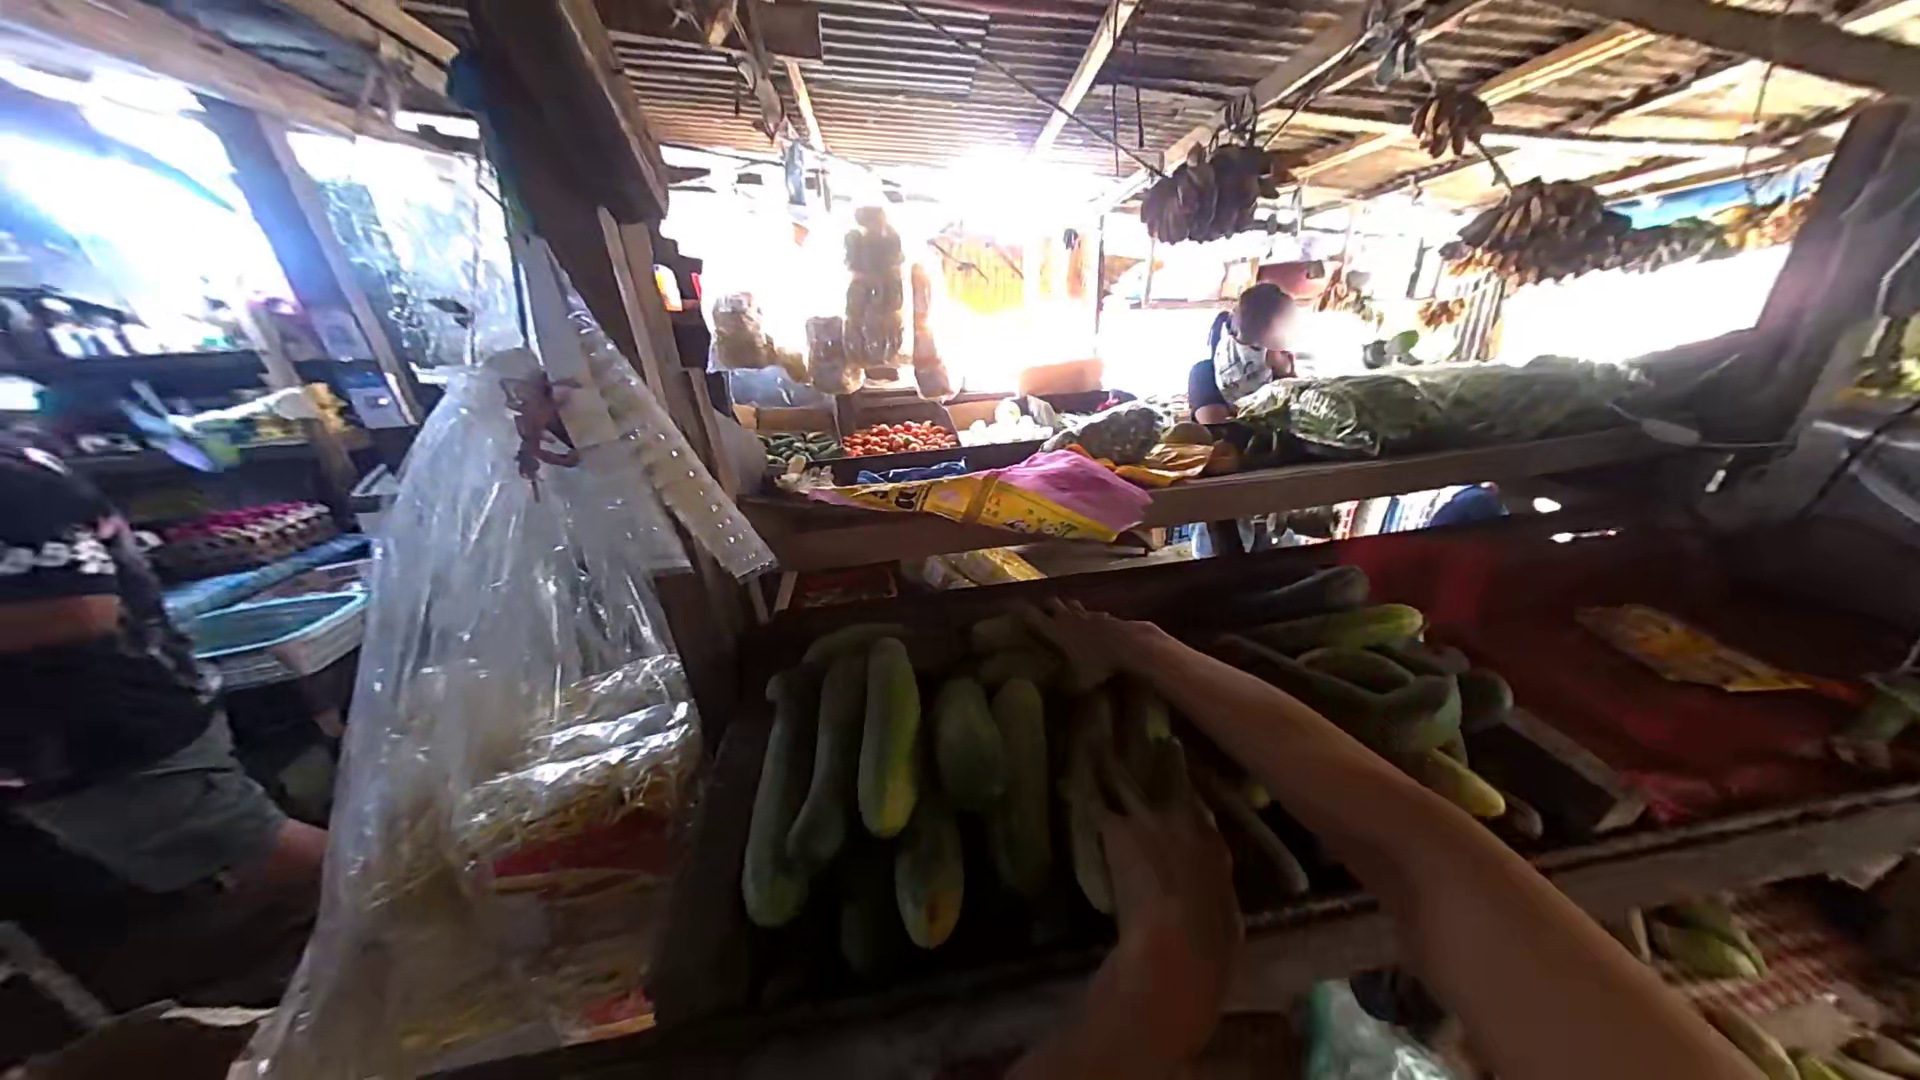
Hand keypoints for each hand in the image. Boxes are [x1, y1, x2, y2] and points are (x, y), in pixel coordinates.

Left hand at [1010, 749, 1240, 1079]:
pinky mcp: (1117, 829)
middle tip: (1155, 738)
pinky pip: (1095, 804)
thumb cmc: (1210, 947)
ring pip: (1128, 782)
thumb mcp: (1224, 918)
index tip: (1180, 775)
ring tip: (1099, 736)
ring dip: (1113, 762)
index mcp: (1214, 845)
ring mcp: (1147, 820)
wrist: (1177, 948)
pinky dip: (1083, 793)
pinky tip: (1070, 780)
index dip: (1187, 790)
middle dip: (1163, 758)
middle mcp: (1183, 821)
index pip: (1199, 806)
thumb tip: (1207, 893)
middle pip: (1170, 779)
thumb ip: (1213, 892)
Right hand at [1019, 599, 1173, 685]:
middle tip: (1040, 615)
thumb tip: (1045, 688)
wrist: (1131, 647)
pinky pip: (1092, 613)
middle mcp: (1068, 617)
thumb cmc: (1098, 665)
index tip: (1011, 609)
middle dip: (1043, 607)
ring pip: (1071, 603)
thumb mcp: (1074, 683)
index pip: (1030, 615)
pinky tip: (1093, 627)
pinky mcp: (1106, 616)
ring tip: (1065, 618)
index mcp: (1054, 630)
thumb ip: (1058, 684)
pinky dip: (1089, 617)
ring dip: (1066, 608)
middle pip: (1050, 602)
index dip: (1019, 611)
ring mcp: (1088, 614)